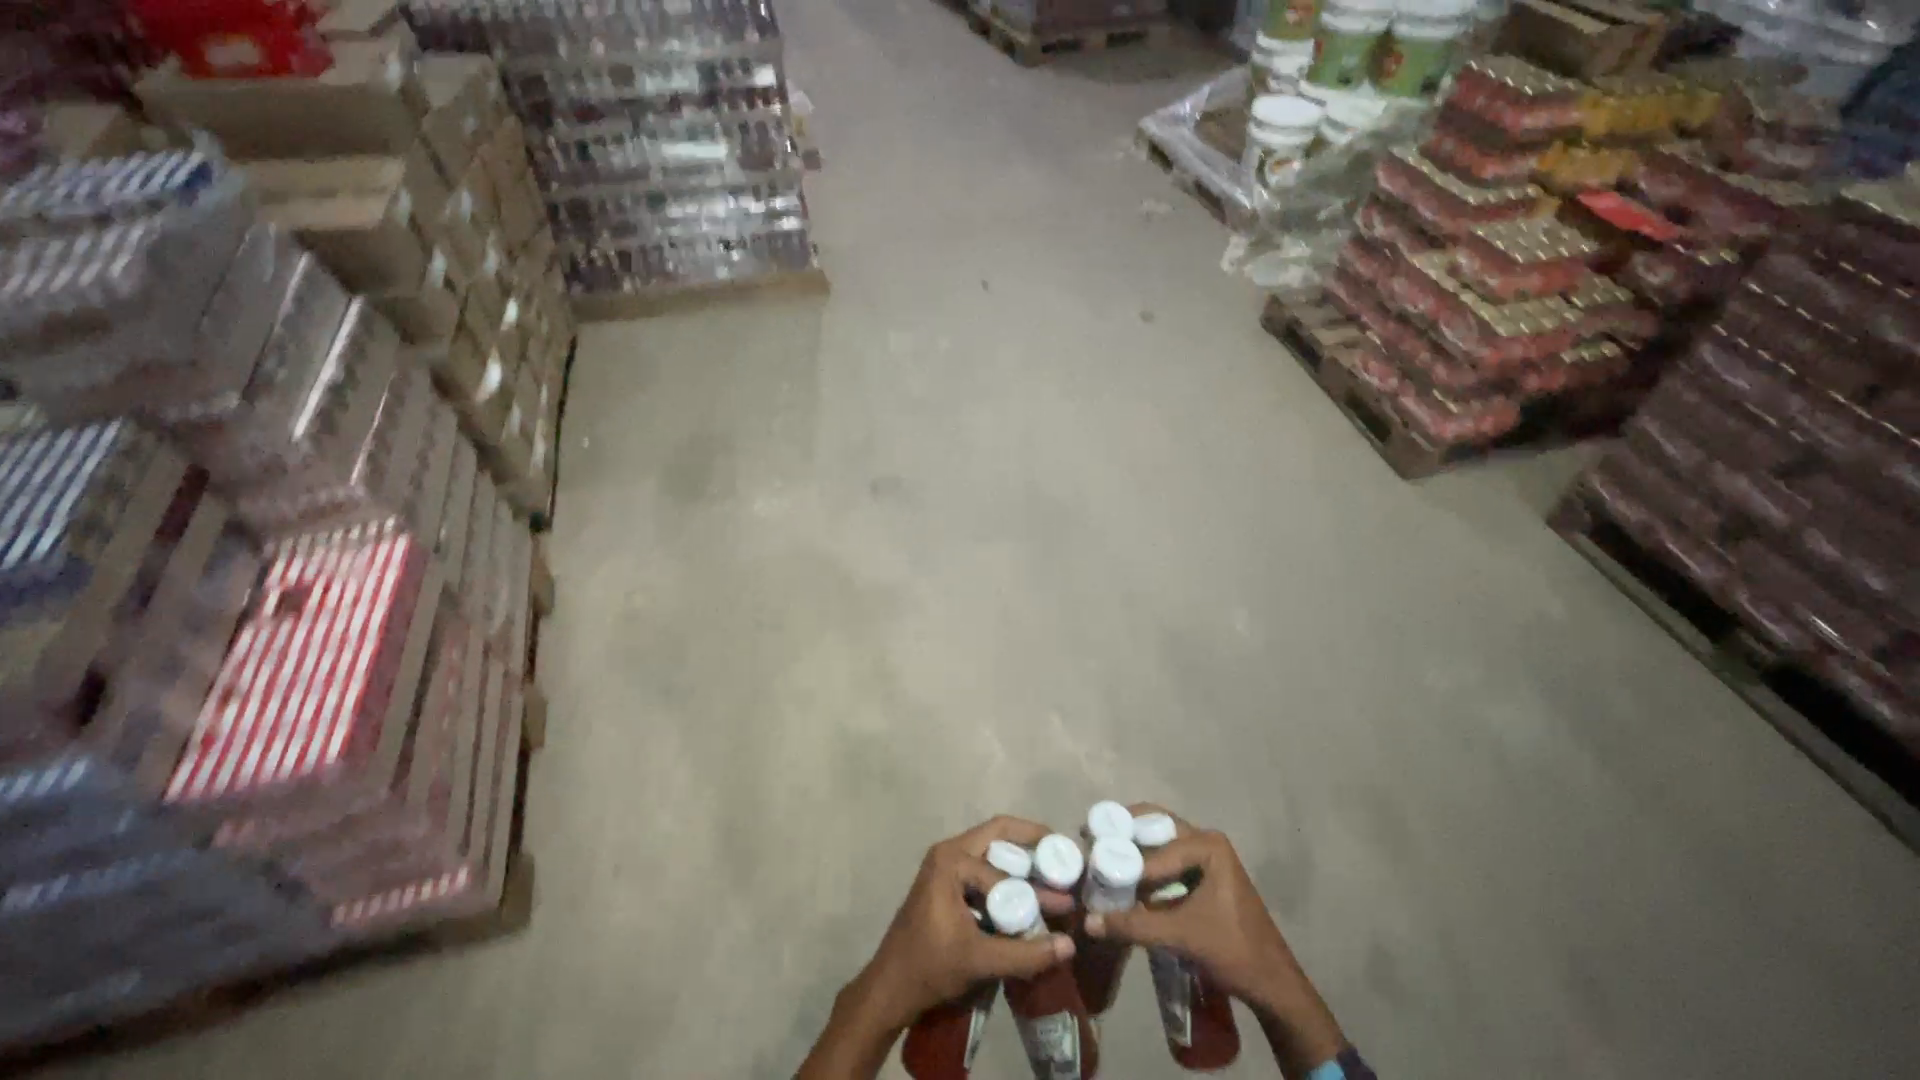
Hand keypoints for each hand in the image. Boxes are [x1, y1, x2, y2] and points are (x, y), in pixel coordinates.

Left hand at [855, 816, 1076, 1033]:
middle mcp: (948, 854)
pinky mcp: (947, 888)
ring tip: (1055, 889)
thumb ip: (1027, 953)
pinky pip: (984, 875)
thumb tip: (1071, 945)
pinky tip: (1030, 906)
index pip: (1005, 860)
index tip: (1067, 895)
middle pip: (1000, 837)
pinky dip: (1008, 885)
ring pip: (993, 857)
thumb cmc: (928, 967)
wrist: (889, 990)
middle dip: (1033, 850)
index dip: (1037, 879)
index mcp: (951, 860)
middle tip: (1066, 867)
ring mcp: (945, 869)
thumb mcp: (980, 960)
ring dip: (1022, 870)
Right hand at [1084, 805, 1343, 1074]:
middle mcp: (1206, 840)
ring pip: (1158, 843)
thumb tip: (1087, 920)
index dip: (1120, 863)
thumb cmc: (1232, 951)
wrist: (1271, 982)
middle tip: (1086, 841)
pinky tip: (1120, 879)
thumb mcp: (1180, 936)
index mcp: (1207, 845)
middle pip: (1154, 827)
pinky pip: (1165, 860)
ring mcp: (1206, 856)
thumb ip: (1133, 925)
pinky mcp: (1202, 875)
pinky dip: (1142, 866)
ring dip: (1130, 850)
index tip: (1088, 871)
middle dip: (1121, 834)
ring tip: (1096, 859)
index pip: (1153, 850)